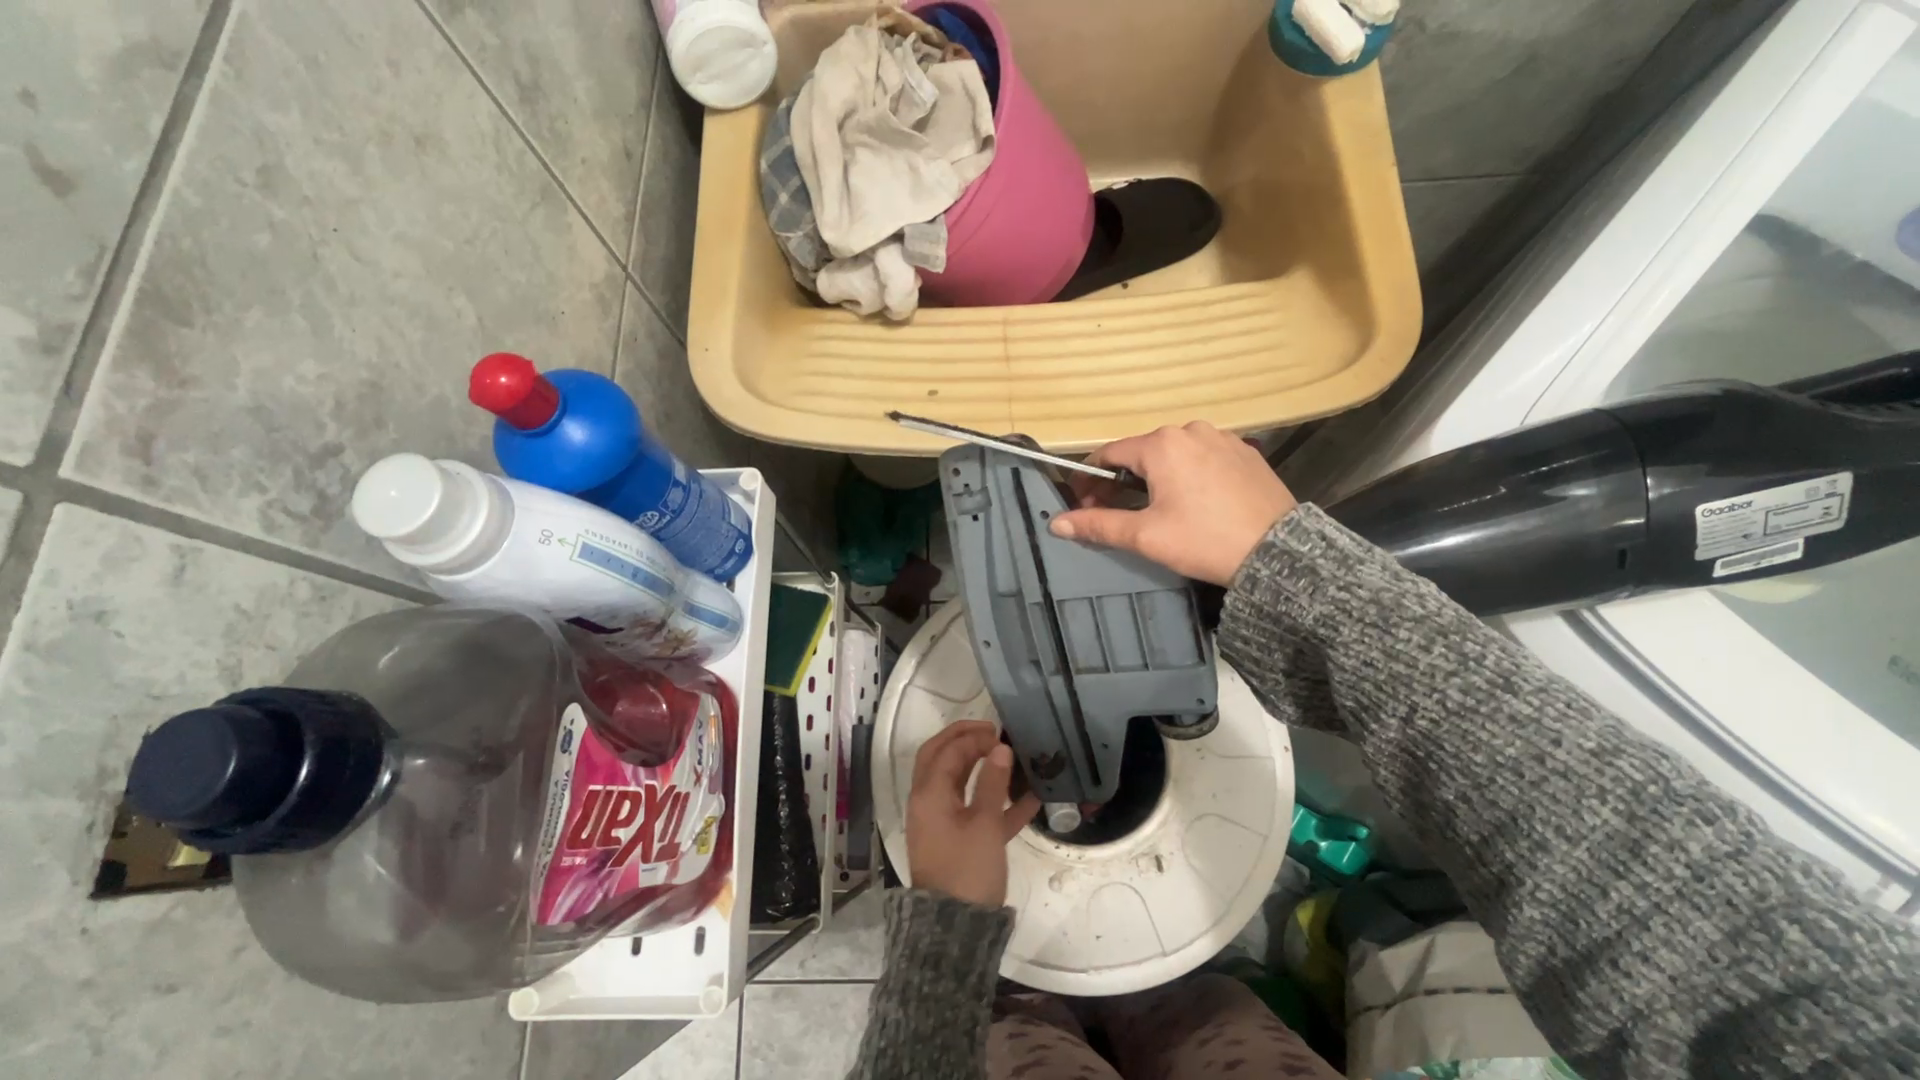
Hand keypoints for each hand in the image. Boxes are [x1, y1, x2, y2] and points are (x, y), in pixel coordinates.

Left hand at [905, 721, 1041, 908]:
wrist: (954, 928)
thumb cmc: (967, 870)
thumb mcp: (984, 824)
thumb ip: (991, 783)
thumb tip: (999, 748)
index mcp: (929, 793)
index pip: (947, 751)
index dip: (972, 737)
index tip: (1000, 734)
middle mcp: (929, 802)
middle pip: (943, 759)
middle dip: (966, 741)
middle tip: (993, 732)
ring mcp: (941, 822)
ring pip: (959, 784)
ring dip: (981, 767)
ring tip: (1009, 756)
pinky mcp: (956, 842)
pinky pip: (974, 811)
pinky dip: (995, 801)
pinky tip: (1028, 799)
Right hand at [1051, 422, 1298, 585]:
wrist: (1277, 551)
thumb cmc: (1204, 540)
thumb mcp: (1145, 536)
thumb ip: (1098, 525)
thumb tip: (1056, 523)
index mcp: (1161, 444)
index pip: (1109, 454)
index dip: (1090, 480)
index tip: (1084, 506)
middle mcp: (1190, 430)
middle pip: (1141, 453)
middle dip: (1122, 481)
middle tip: (1117, 515)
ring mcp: (1222, 437)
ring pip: (1173, 455)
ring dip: (1156, 478)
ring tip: (1157, 511)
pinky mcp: (1245, 452)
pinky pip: (1203, 458)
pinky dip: (1188, 475)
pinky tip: (1194, 503)